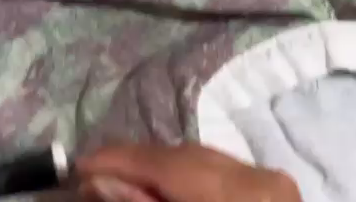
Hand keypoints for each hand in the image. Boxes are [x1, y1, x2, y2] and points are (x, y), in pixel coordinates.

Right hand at [78, 145, 301, 201]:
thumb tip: (98, 183)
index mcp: (241, 195)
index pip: (168, 163)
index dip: (119, 161)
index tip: (78, 168)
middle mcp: (263, 179)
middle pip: (184, 159)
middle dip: (137, 168)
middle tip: (93, 182)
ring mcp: (275, 187)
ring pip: (202, 166)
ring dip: (160, 177)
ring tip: (123, 190)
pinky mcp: (277, 196)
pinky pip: (221, 180)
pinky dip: (188, 187)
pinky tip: (161, 197)